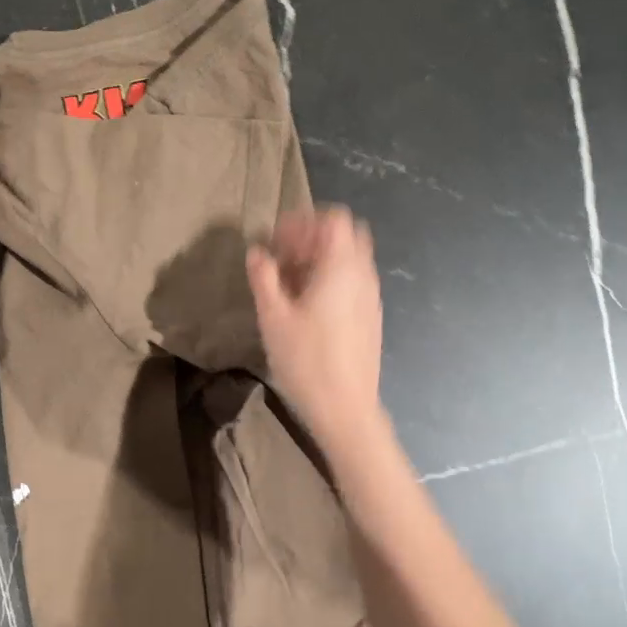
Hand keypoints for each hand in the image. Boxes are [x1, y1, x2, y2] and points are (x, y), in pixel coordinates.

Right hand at [246, 206, 385, 439]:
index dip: (303, 221)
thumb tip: (256, 253)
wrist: (346, 407)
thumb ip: (263, 279)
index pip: (333, 219)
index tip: (277, 240)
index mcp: (341, 267)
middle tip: (283, 258)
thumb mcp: (273, 319)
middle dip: (312, 238)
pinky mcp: (370, 317)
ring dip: (320, 261)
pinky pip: (352, 282)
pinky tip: (307, 308)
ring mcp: (371, 296)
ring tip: (289, 285)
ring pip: (349, 260)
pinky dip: (330, 280)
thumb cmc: (306, 361)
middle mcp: (363, 275)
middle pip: (345, 235)